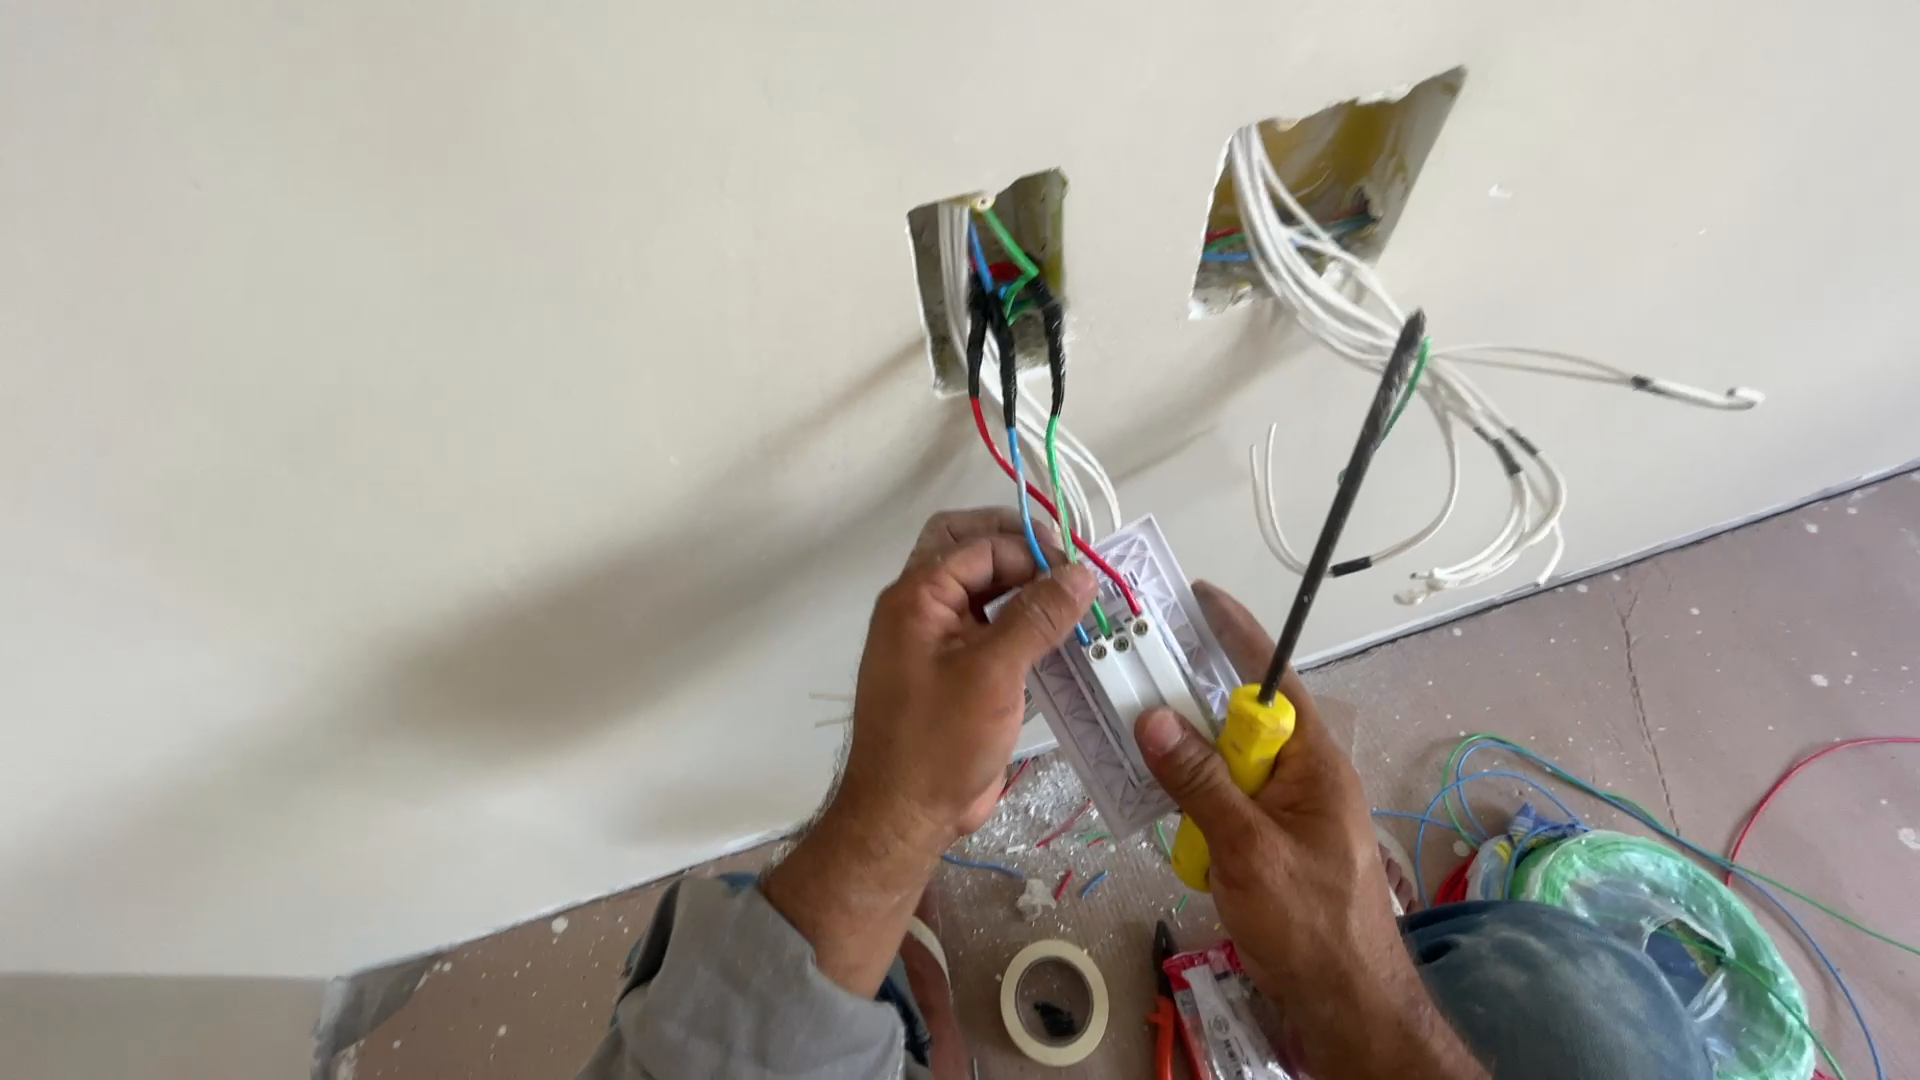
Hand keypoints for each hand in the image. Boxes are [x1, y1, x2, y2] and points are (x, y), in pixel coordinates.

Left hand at [763, 508, 1094, 995]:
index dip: (1031, 547)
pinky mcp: (957, 669)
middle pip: (972, 552)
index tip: (1081, 563)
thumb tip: (1081, 571)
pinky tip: (1061, 635)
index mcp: (918, 595)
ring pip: (983, 590)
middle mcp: (924, 607)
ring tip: (1076, 595)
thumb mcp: (992, 672)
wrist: (904, 814)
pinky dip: (1024, 624)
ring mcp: (939, 638)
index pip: (980, 545)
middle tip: (1071, 565)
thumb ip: (1037, 616)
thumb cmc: (940, 740)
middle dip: (1021, 550)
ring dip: (1026, 588)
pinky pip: (991, 628)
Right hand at [1135, 583, 1486, 1078]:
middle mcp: (1298, 772)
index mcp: (1312, 762)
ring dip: (1183, 742)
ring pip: (1222, 754)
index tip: (1199, 597)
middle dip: (1190, 688)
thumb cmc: (1309, 923)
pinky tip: (1153, 782)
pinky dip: (1186, 782)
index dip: (1237, 636)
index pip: (1271, 681)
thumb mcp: (1249, 849)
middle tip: (1139, 658)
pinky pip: (1217, 790)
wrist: (1343, 1005)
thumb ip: (1201, 781)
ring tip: (1132, 717)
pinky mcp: (1260, 833)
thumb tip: (1152, 717)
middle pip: (1238, 714)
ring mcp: (1279, 805)